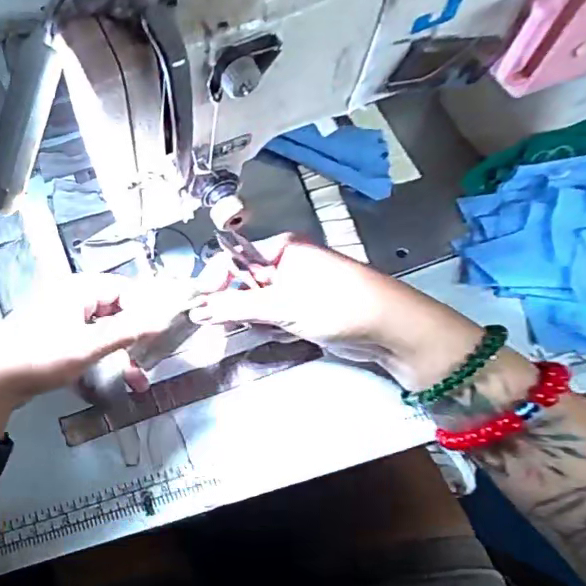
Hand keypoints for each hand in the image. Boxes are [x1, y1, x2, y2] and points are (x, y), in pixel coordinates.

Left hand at [0, 274, 181, 435]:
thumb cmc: (41, 357)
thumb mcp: (89, 346)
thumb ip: (128, 331)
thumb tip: (162, 317)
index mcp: (78, 288)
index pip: (126, 289)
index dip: (147, 311)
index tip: (163, 334)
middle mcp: (69, 297)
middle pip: (115, 311)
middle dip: (135, 339)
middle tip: (149, 363)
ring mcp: (58, 317)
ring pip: (101, 331)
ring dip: (119, 355)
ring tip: (134, 382)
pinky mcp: (51, 338)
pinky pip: (84, 344)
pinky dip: (98, 361)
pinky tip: (105, 385)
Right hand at [187, 234, 503, 389]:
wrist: (388, 328)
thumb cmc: (335, 304)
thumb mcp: (281, 304)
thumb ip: (236, 306)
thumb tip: (197, 308)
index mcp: (282, 248)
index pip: (234, 259)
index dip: (214, 280)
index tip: (197, 304)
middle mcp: (287, 265)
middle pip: (243, 283)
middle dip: (231, 303)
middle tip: (217, 324)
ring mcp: (297, 290)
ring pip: (258, 304)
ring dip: (251, 319)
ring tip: (251, 330)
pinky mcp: (305, 313)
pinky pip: (274, 318)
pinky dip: (269, 328)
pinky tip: (274, 336)